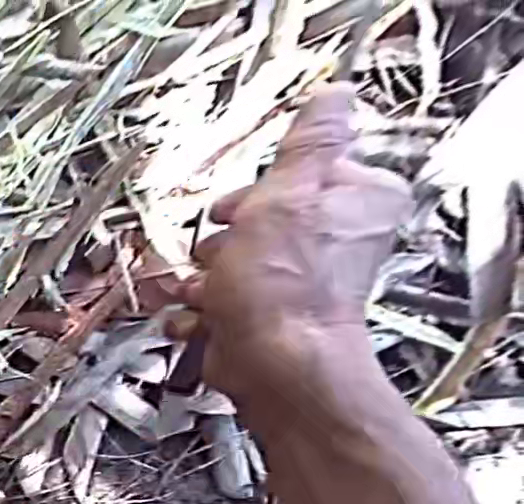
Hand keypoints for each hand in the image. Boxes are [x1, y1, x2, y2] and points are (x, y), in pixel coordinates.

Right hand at [180, 84, 412, 406]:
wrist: (268, 358)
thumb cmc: (279, 288)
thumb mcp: (286, 198)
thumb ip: (306, 147)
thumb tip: (329, 98)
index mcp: (354, 201)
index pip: (291, 180)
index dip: (251, 196)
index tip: (232, 212)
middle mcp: (329, 241)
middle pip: (248, 227)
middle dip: (216, 246)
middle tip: (215, 256)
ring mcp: (291, 283)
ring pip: (221, 269)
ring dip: (198, 282)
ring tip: (203, 293)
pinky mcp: (258, 317)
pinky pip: (210, 305)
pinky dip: (195, 313)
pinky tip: (200, 317)